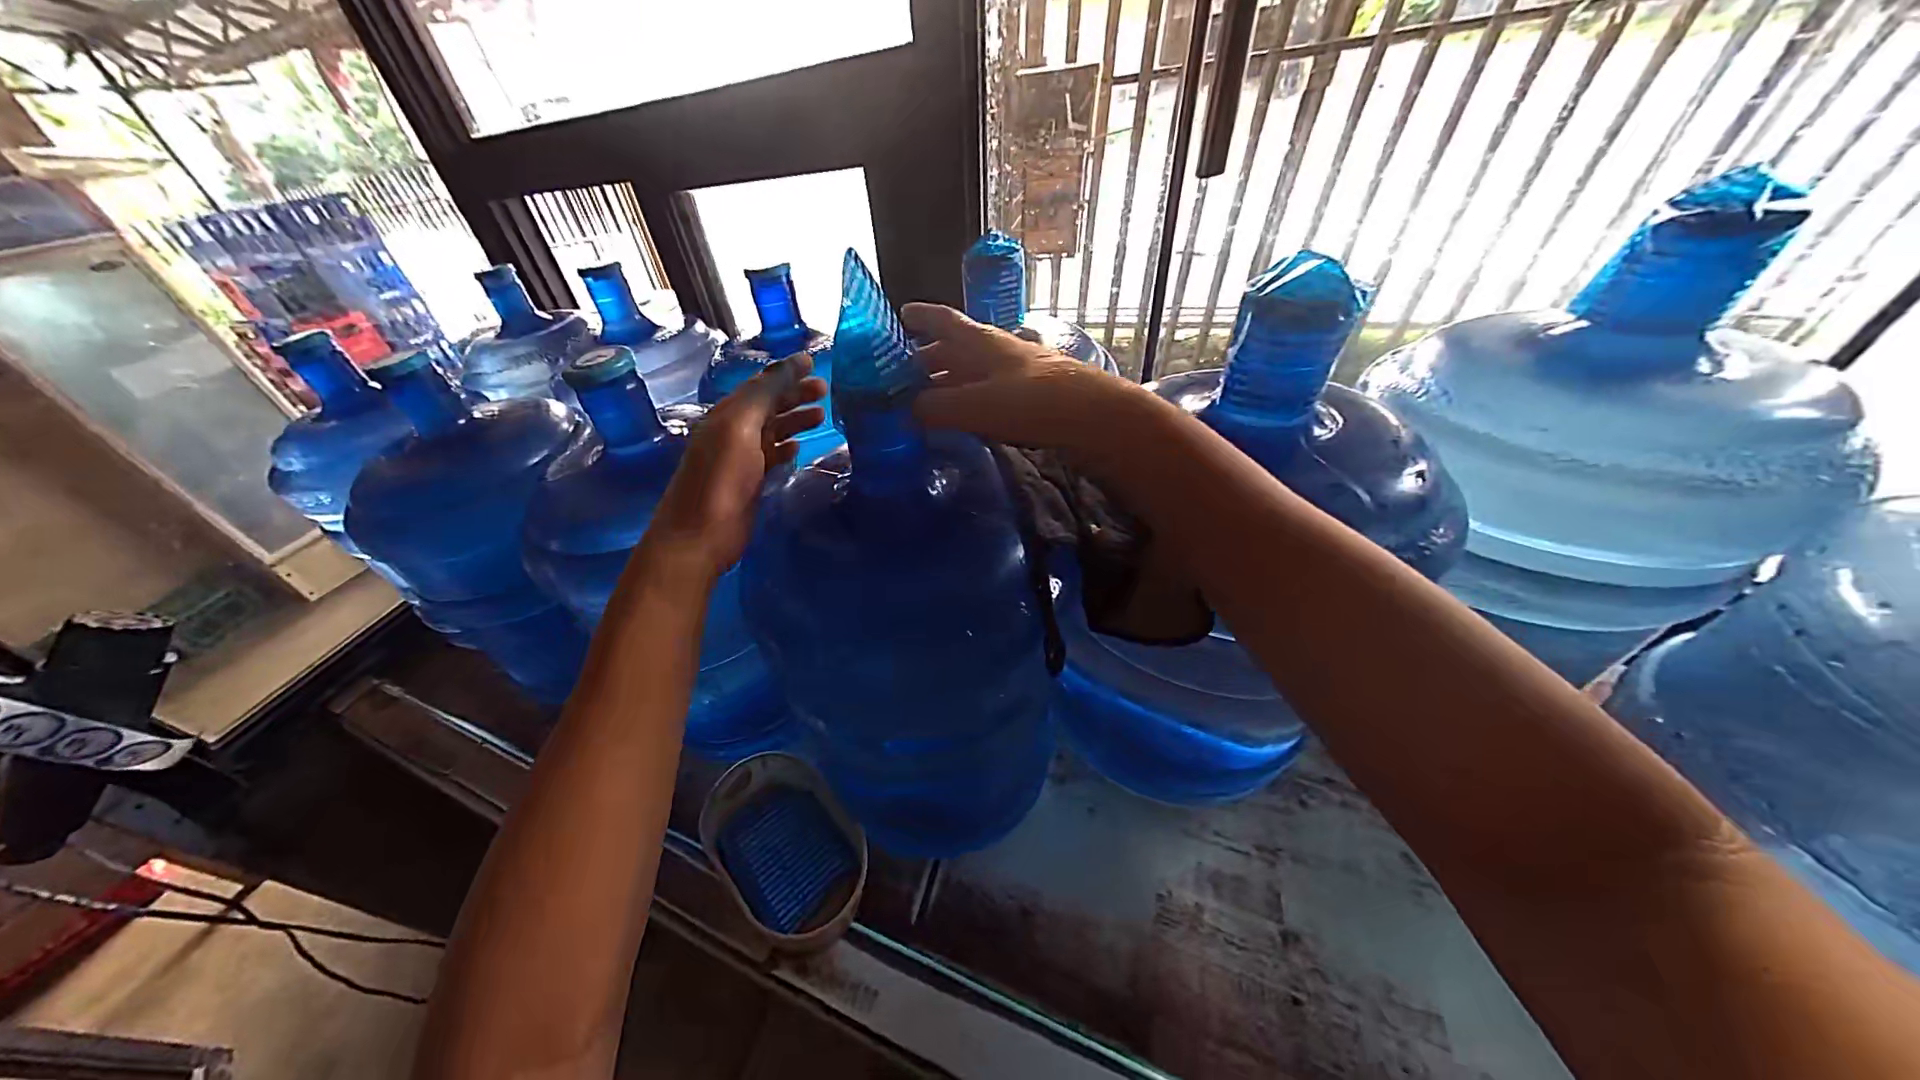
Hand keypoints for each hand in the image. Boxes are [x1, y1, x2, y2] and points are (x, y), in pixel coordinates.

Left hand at [641, 353, 826, 580]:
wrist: (700, 536)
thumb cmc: (720, 479)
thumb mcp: (740, 427)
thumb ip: (764, 394)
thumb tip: (792, 363)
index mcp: (726, 415)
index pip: (760, 384)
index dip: (786, 373)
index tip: (814, 363)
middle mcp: (731, 432)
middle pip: (768, 406)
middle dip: (795, 394)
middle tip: (825, 390)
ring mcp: (740, 459)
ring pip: (772, 430)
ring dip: (795, 419)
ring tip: (822, 415)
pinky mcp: (749, 484)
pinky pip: (771, 456)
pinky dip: (786, 447)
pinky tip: (800, 447)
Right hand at [903, 303, 1151, 451]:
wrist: (1097, 419)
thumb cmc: (1034, 401)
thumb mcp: (977, 404)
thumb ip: (937, 407)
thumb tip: (908, 411)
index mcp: (983, 342)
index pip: (945, 321)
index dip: (922, 317)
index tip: (901, 314)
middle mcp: (1001, 352)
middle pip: (957, 351)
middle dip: (929, 360)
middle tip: (903, 377)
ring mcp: (1020, 375)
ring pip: (975, 375)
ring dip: (950, 385)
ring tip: (927, 402)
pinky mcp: (1035, 399)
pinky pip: (992, 396)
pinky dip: (971, 404)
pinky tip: (967, 420)